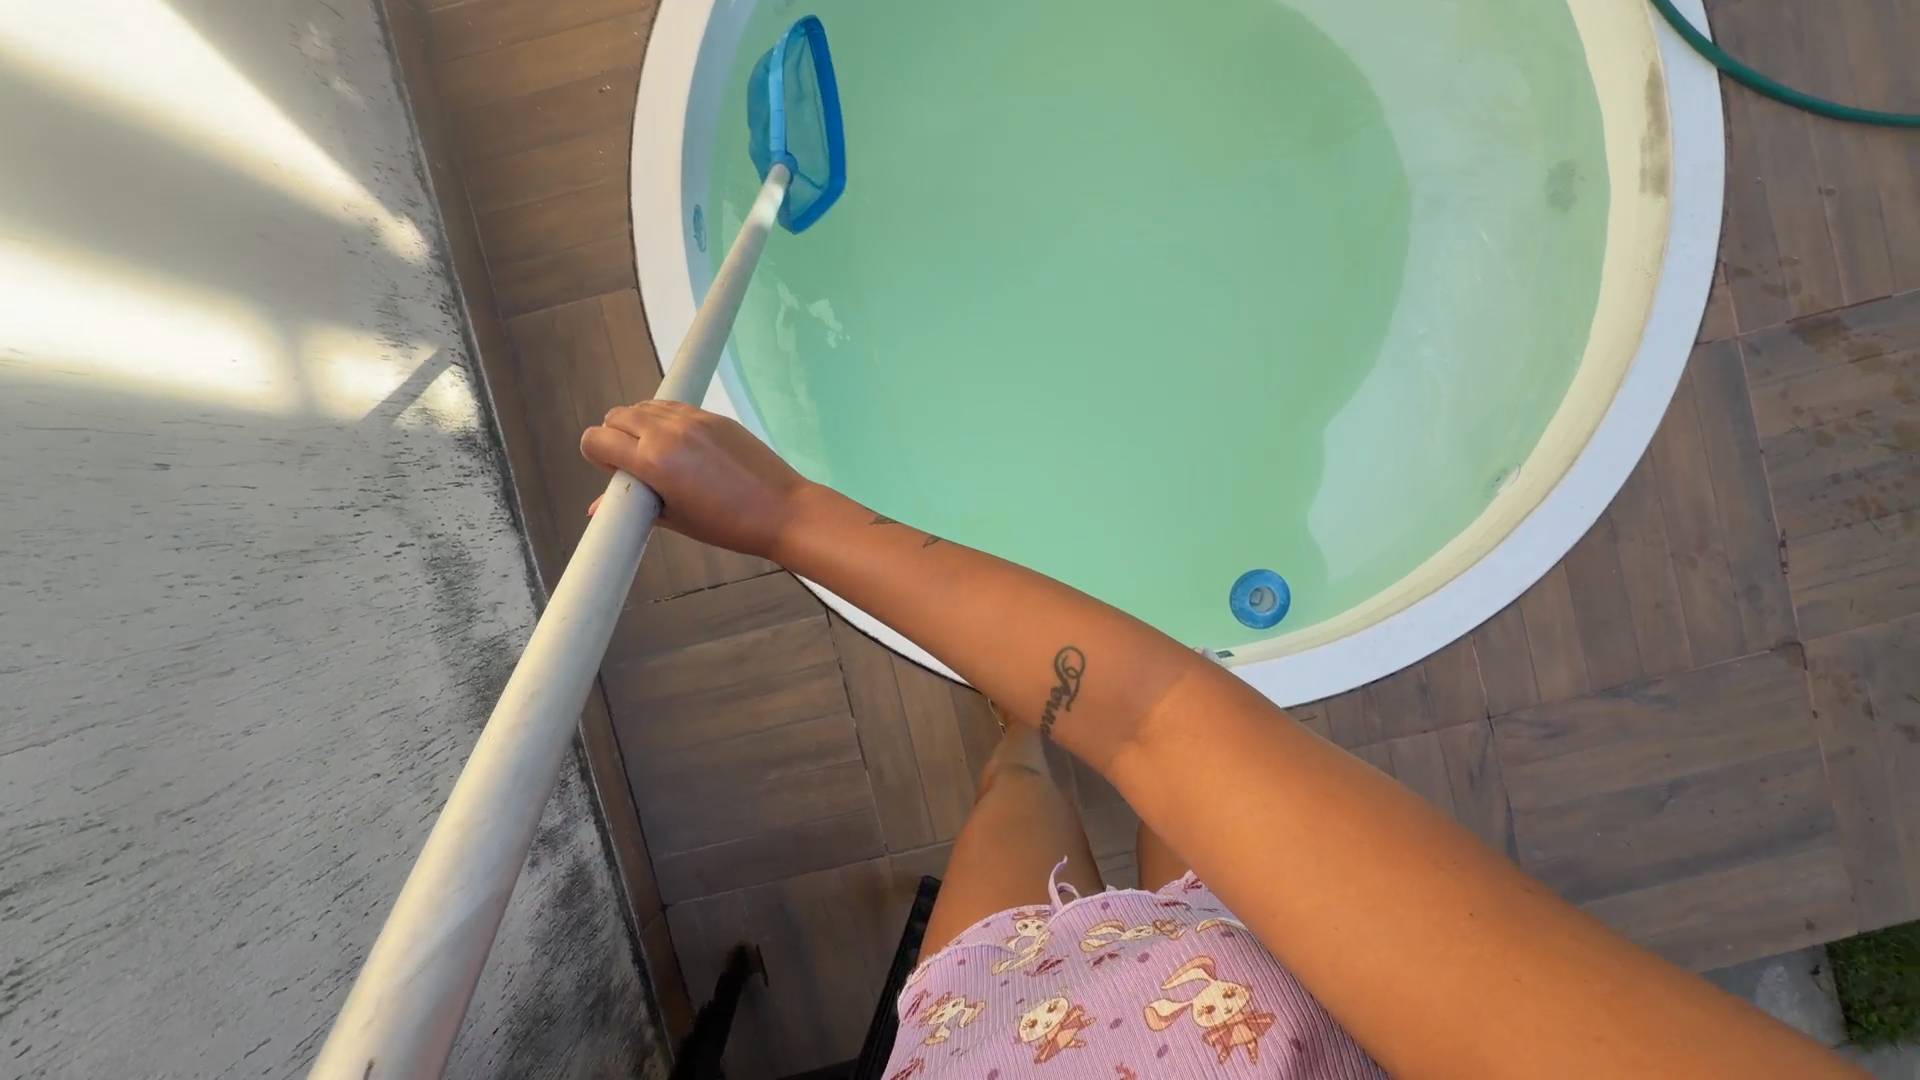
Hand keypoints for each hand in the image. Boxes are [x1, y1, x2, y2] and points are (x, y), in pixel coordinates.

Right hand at [580, 401, 813, 559]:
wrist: (783, 510)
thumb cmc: (730, 524)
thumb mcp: (676, 520)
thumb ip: (634, 505)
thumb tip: (597, 509)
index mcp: (654, 459)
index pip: (596, 439)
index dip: (598, 458)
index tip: (617, 475)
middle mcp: (669, 431)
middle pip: (616, 416)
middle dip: (616, 439)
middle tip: (637, 467)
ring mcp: (695, 420)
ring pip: (644, 406)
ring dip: (640, 426)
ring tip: (661, 457)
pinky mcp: (715, 417)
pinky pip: (675, 407)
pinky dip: (666, 421)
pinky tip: (683, 447)